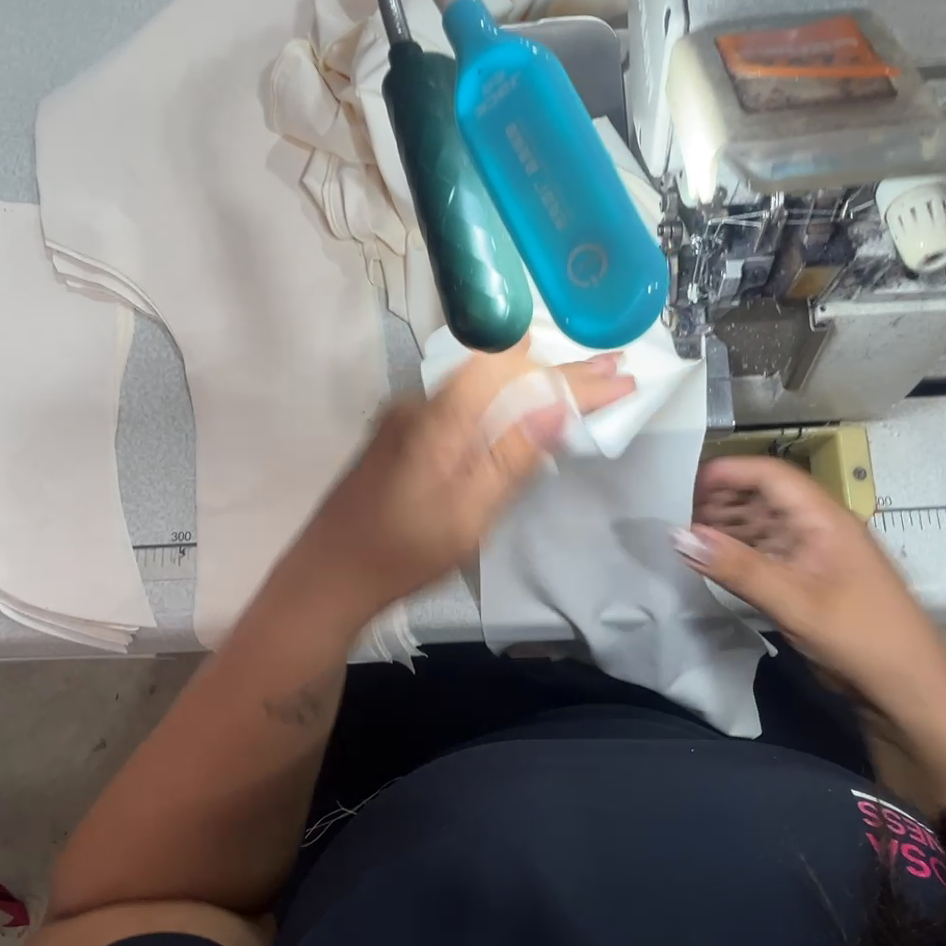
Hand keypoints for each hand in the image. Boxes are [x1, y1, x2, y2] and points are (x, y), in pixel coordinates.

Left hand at [295, 342, 635, 615]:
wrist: (325, 578)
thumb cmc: (399, 557)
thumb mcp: (466, 519)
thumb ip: (510, 460)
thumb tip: (555, 409)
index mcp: (438, 419)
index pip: (517, 375)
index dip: (572, 377)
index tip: (621, 376)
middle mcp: (421, 403)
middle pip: (501, 370)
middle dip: (561, 370)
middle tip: (613, 367)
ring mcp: (408, 416)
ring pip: (482, 382)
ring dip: (535, 381)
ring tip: (583, 380)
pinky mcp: (403, 433)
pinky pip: (465, 401)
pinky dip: (505, 399)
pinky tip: (527, 406)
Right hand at [676, 455, 945, 691]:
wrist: (907, 690)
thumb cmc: (860, 639)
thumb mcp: (794, 602)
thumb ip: (736, 567)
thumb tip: (680, 536)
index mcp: (825, 520)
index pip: (771, 476)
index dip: (728, 473)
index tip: (685, 484)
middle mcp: (819, 529)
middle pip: (765, 498)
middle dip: (722, 501)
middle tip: (678, 514)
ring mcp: (816, 556)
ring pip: (765, 527)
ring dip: (728, 528)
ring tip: (688, 538)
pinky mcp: (810, 582)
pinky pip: (769, 555)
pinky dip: (740, 554)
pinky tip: (714, 564)